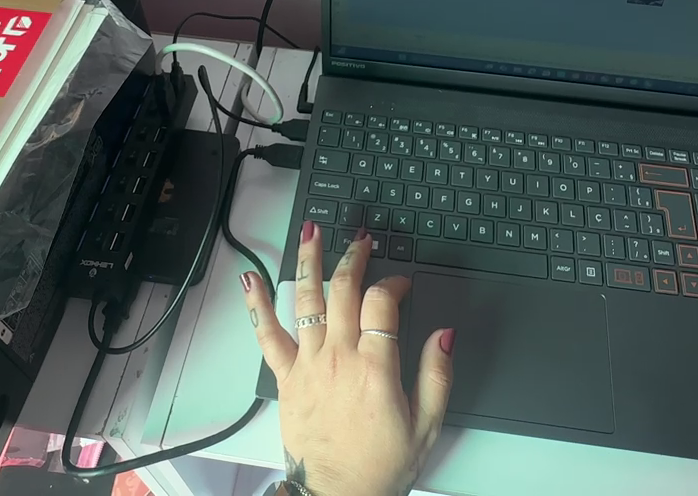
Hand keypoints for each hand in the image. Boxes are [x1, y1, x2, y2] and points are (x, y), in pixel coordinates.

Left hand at [242, 220, 453, 495]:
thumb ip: (437, 375)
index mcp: (375, 368)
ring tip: (311, 231)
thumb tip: (445, 334)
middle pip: (344, 290)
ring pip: (307, 300)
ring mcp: (309, 364)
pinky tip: (251, 277)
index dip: (394, 283)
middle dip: (354, 257)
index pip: (382, 304)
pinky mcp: (286, 378)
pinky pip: (268, 335)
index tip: (402, 284)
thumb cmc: (379, 466)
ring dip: (309, 261)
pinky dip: (258, 304)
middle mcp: (339, 357)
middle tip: (362, 239)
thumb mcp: (426, 426)